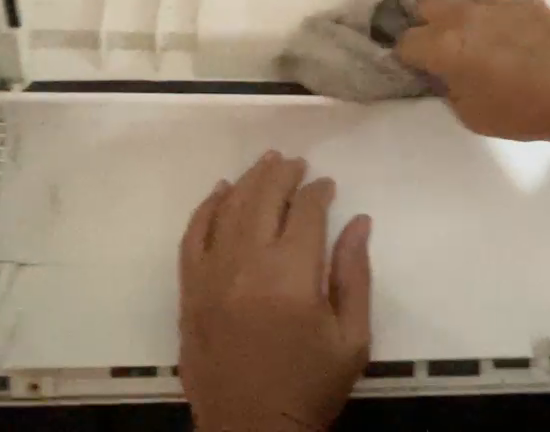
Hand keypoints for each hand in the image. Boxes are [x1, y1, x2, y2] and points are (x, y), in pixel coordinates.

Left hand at [179, 152, 372, 431]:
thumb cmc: (309, 387)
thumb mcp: (352, 339)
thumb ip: (355, 275)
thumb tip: (359, 222)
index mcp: (292, 276)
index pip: (306, 211)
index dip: (319, 191)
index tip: (328, 186)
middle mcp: (247, 266)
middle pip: (264, 198)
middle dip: (283, 174)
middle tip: (297, 163)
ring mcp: (212, 278)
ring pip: (229, 209)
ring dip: (249, 180)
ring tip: (266, 163)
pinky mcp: (189, 293)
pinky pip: (192, 237)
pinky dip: (206, 208)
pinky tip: (221, 192)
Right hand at [394, 0, 549, 141]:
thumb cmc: (519, 111)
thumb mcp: (469, 113)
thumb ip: (446, 87)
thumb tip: (441, 73)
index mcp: (443, 46)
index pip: (406, 42)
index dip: (409, 56)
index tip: (419, 67)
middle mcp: (463, 16)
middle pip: (427, 5)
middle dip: (428, 24)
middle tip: (444, 48)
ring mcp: (496, 3)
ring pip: (464, 2)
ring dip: (464, 20)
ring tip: (484, 44)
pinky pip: (498, 5)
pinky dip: (498, 20)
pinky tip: (517, 42)